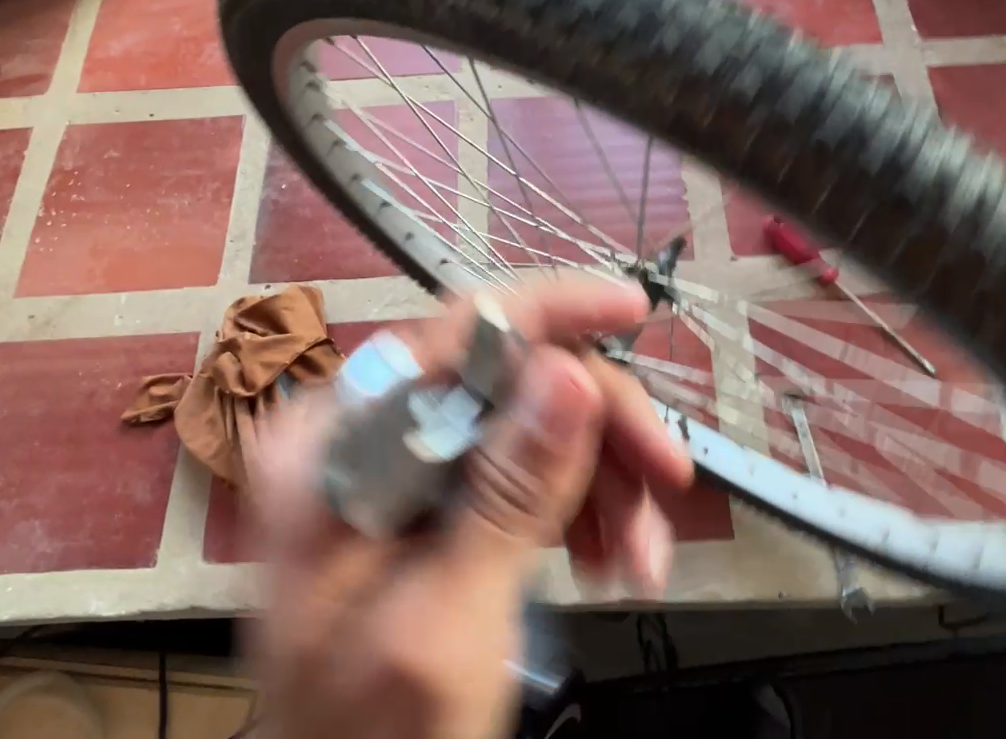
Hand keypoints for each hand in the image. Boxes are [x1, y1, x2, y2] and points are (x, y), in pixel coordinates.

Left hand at [249, 276, 693, 738]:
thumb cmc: (377, 733)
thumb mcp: (442, 623)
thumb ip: (503, 498)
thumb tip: (568, 375)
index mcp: (336, 443)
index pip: (454, 334)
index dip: (549, 311)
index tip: (632, 309)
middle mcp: (371, 431)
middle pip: (512, 376)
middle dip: (600, 425)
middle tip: (669, 481)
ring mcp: (409, 460)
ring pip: (537, 418)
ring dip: (604, 476)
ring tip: (640, 556)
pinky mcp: (444, 491)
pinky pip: (532, 464)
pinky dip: (585, 502)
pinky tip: (611, 557)